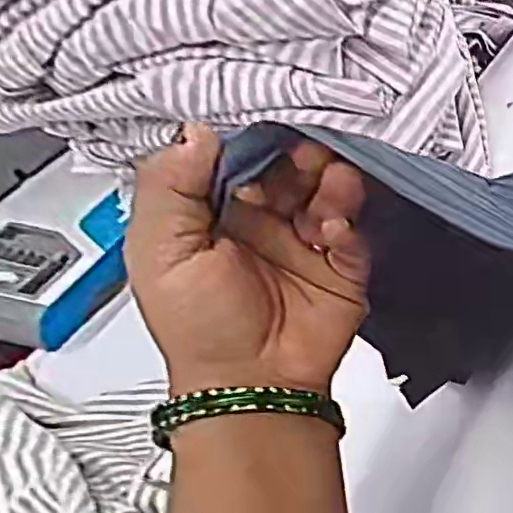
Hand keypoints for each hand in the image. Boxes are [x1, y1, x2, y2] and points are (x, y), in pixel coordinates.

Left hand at [126, 124, 371, 395]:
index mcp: (214, 213)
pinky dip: (348, 227)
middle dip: (301, 159)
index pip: (237, 161)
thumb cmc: (198, 326)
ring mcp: (307, 247)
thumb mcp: (158, 249)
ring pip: (327, 200)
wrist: (251, 382)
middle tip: (309, 152)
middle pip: (289, 174)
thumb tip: (198, 134)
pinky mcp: (344, 272)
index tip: (263, 130)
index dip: (251, 143)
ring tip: (333, 181)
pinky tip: (334, 230)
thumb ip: (170, 186)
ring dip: (333, 186)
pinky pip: (354, 239)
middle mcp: (264, 224)